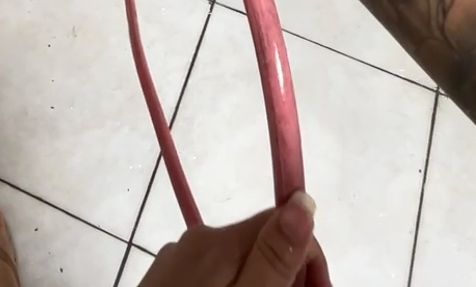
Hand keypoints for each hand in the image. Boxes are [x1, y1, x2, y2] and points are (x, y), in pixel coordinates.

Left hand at [136, 194, 322, 286]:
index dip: (308, 260)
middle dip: (284, 279)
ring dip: (259, 286)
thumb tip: (304, 197)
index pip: (284, 221)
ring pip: (238, 265)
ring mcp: (178, 261)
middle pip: (261, 245)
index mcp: (220, 240)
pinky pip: (212, 279)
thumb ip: (274, 256)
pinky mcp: (167, 282)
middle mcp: (198, 239)